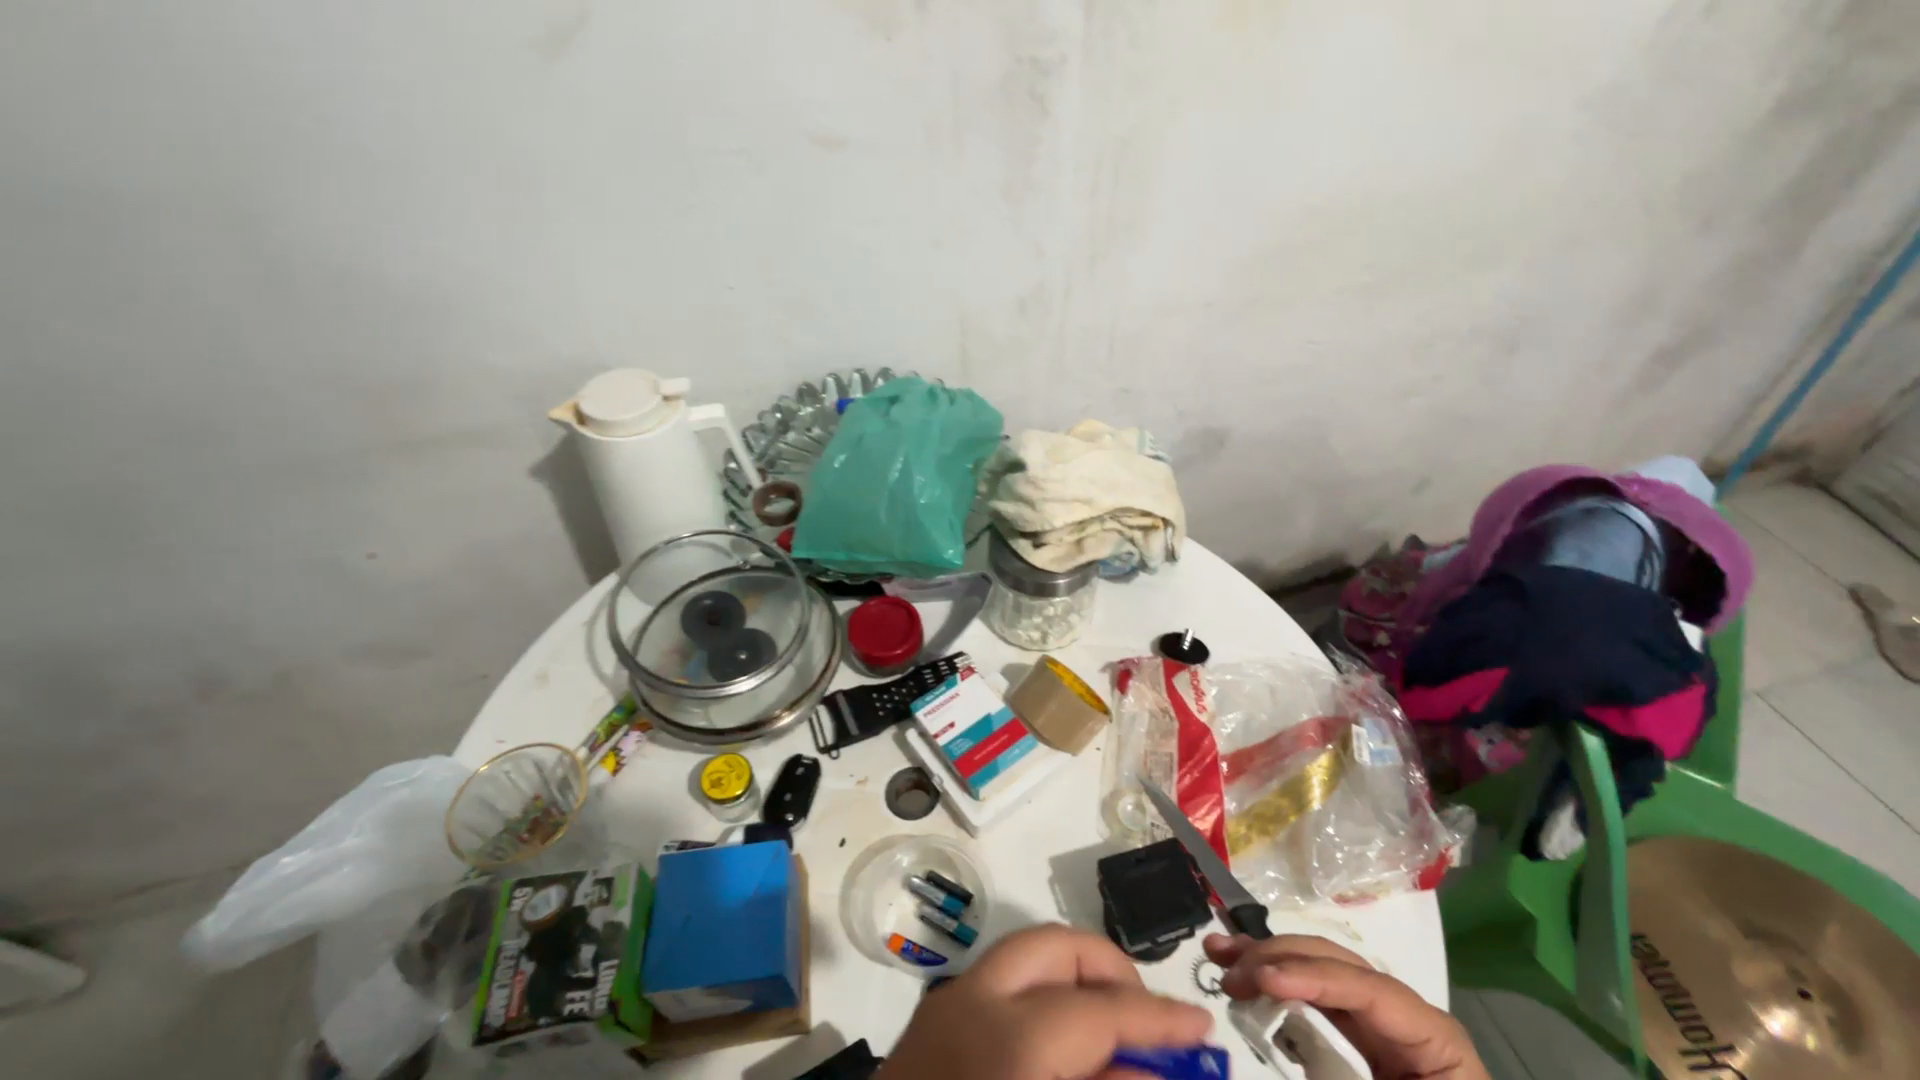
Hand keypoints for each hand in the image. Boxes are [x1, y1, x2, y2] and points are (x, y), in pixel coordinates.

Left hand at [877, 924, 1213, 1079]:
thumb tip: (1156, 1070)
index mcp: (1012, 1041)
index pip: (1104, 1009)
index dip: (1160, 1018)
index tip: (1202, 1027)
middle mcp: (974, 1003)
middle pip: (1058, 948)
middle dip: (1111, 972)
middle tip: (1149, 1020)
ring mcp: (946, 1008)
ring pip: (1025, 959)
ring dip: (1075, 980)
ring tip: (1111, 1029)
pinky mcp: (930, 1025)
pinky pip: (998, 986)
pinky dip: (1039, 997)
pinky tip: (1061, 1043)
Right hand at [1203, 934, 1490, 1079]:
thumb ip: (1334, 1076)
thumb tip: (1289, 1048)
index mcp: (1433, 1039)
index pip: (1372, 990)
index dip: (1315, 978)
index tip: (1263, 981)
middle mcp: (1403, 1016)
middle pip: (1340, 967)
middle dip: (1282, 961)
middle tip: (1232, 976)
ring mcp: (1375, 1022)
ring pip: (1317, 971)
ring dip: (1265, 959)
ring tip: (1219, 954)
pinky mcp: (1352, 1036)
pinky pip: (1309, 1001)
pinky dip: (1272, 984)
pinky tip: (1236, 969)